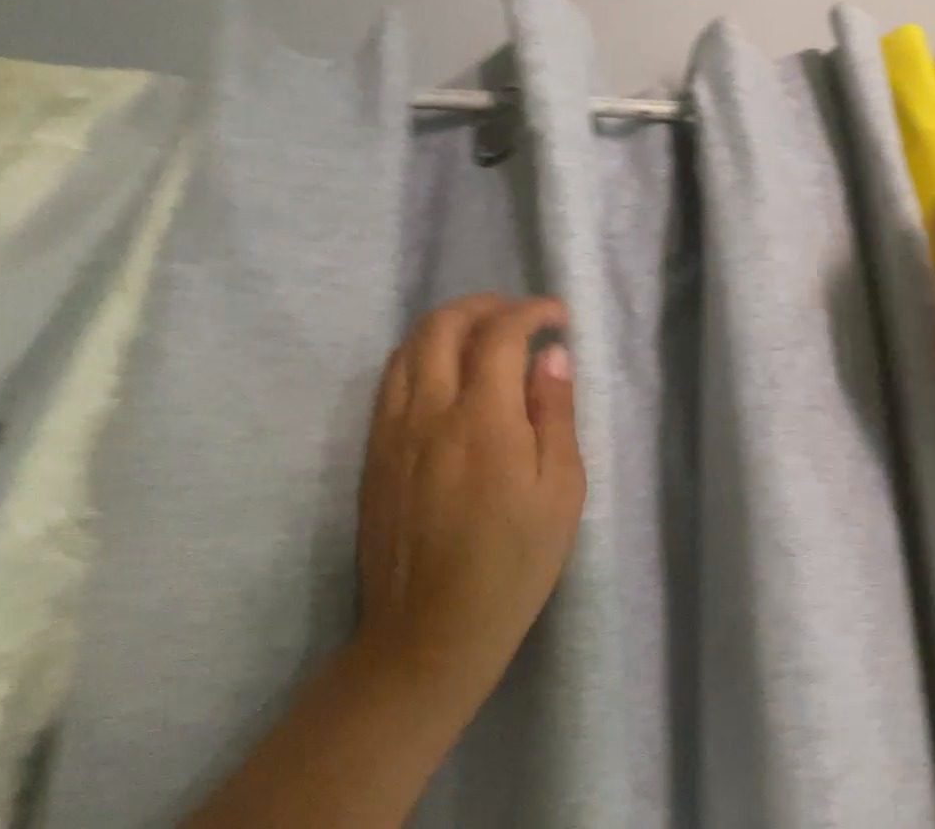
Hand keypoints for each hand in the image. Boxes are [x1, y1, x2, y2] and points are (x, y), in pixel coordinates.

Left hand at [355, 294, 586, 697]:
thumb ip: (554, 414)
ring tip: (483, 336)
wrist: (433, 629)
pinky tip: (446, 377)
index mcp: (482, 420)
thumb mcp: (561, 489)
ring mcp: (391, 433)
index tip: (558, 316)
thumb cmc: (516, 560)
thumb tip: (552, 356)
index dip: (531, 312)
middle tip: (520, 314)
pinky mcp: (373, 455)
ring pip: (406, 350)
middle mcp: (428, 413)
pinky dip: (419, 358)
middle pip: (441, 327)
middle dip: (484, 305)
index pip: (499, 335)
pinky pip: (389, 383)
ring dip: (447, 327)